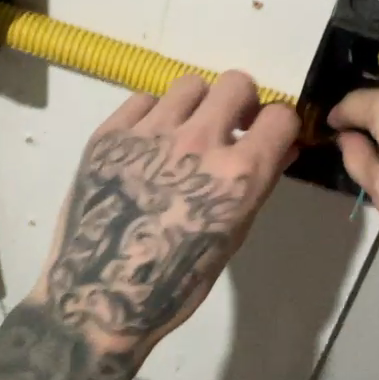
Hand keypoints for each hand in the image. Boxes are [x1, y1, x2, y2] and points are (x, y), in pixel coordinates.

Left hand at [31, 71, 299, 362]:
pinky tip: (146, 144)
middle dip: (241, 103)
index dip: (278, 125)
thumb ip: (257, 184)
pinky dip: (153, 115)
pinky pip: (144, 99)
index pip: (280, 116)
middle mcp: (198, 142)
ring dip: (197, 104)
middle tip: (229, 127)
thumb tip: (279, 147)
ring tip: (184, 133)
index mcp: (238, 175)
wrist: (98, 296)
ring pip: (190, 84)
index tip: (267, 136)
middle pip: (237, 83)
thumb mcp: (233, 236)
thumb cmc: (176, 281)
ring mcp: (150, 132)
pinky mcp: (109, 132)